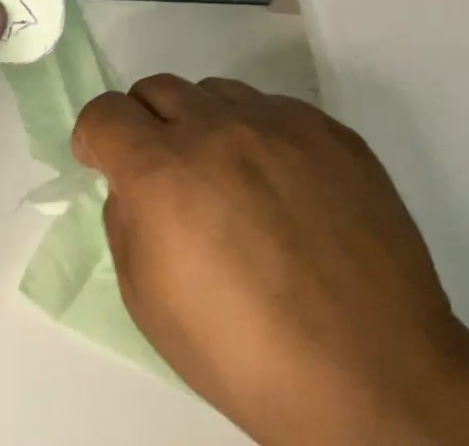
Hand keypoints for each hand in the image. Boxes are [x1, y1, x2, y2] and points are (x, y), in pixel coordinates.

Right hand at [73, 76, 468, 445]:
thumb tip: (135, 188)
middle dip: (145, 124)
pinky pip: (276, 111)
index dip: (95, 138)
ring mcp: (282, 128)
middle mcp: (217, 131)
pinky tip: (281, 189)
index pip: (104, 112)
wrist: (373, 379)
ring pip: (217, 93)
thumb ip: (126, 220)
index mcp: (161, 171)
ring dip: (203, 124)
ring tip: (228, 178)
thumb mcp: (146, 298)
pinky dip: (260, 135)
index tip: (104, 163)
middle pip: (157, 89)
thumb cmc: (242, 352)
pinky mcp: (335, 137)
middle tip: (164, 173)